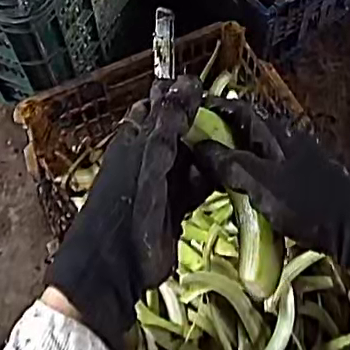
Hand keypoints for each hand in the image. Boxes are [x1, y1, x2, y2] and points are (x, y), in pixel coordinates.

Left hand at [48, 76, 206, 342]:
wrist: (115, 268)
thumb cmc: (126, 205)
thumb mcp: (150, 154)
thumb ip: (169, 120)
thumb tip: (187, 82)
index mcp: (135, 136)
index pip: (161, 103)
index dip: (181, 93)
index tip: (207, 89)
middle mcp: (149, 154)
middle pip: (181, 128)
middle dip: (202, 120)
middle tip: (229, 114)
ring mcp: (163, 180)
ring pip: (192, 154)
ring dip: (211, 149)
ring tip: (234, 141)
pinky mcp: (176, 205)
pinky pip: (199, 182)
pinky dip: (212, 177)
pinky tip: (228, 172)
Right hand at [189, 99, 349, 293]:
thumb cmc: (307, 203)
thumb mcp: (263, 184)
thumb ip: (232, 165)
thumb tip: (200, 146)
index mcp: (275, 133)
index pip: (238, 109)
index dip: (214, 108)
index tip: (189, 113)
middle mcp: (284, 137)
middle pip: (246, 127)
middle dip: (220, 131)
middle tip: (193, 144)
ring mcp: (295, 156)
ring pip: (256, 146)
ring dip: (234, 151)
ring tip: (210, 167)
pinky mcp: (301, 175)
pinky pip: (266, 164)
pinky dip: (249, 169)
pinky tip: (240, 188)